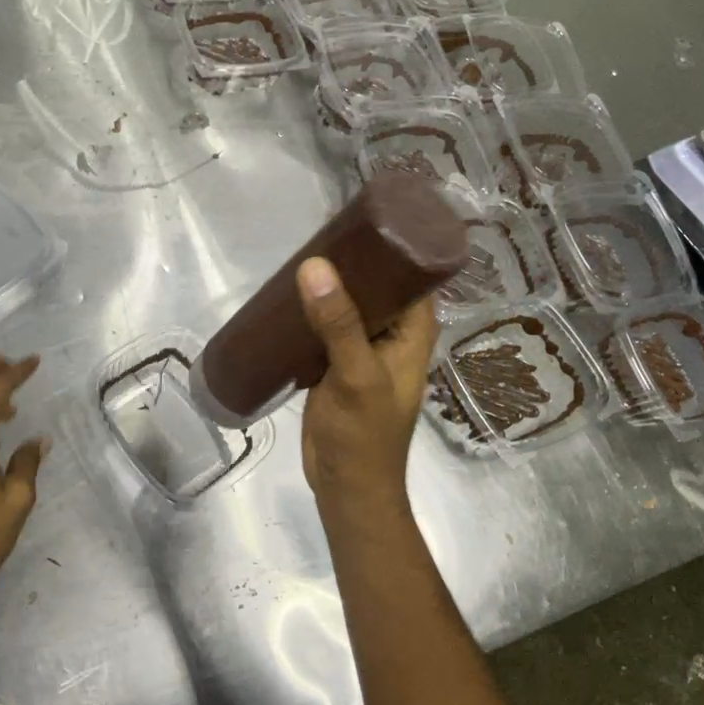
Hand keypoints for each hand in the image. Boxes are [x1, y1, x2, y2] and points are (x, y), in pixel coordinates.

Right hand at [296, 257, 439, 511]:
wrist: (346, 487)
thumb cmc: (364, 435)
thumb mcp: (355, 374)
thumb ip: (338, 323)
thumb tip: (314, 265)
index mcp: (415, 330)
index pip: (412, 271)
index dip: (391, 242)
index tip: (357, 217)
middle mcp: (396, 333)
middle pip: (377, 283)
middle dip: (350, 260)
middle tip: (316, 233)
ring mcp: (366, 349)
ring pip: (350, 303)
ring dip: (329, 284)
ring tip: (298, 256)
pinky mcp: (339, 363)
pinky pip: (329, 325)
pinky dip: (314, 310)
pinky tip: (288, 297)